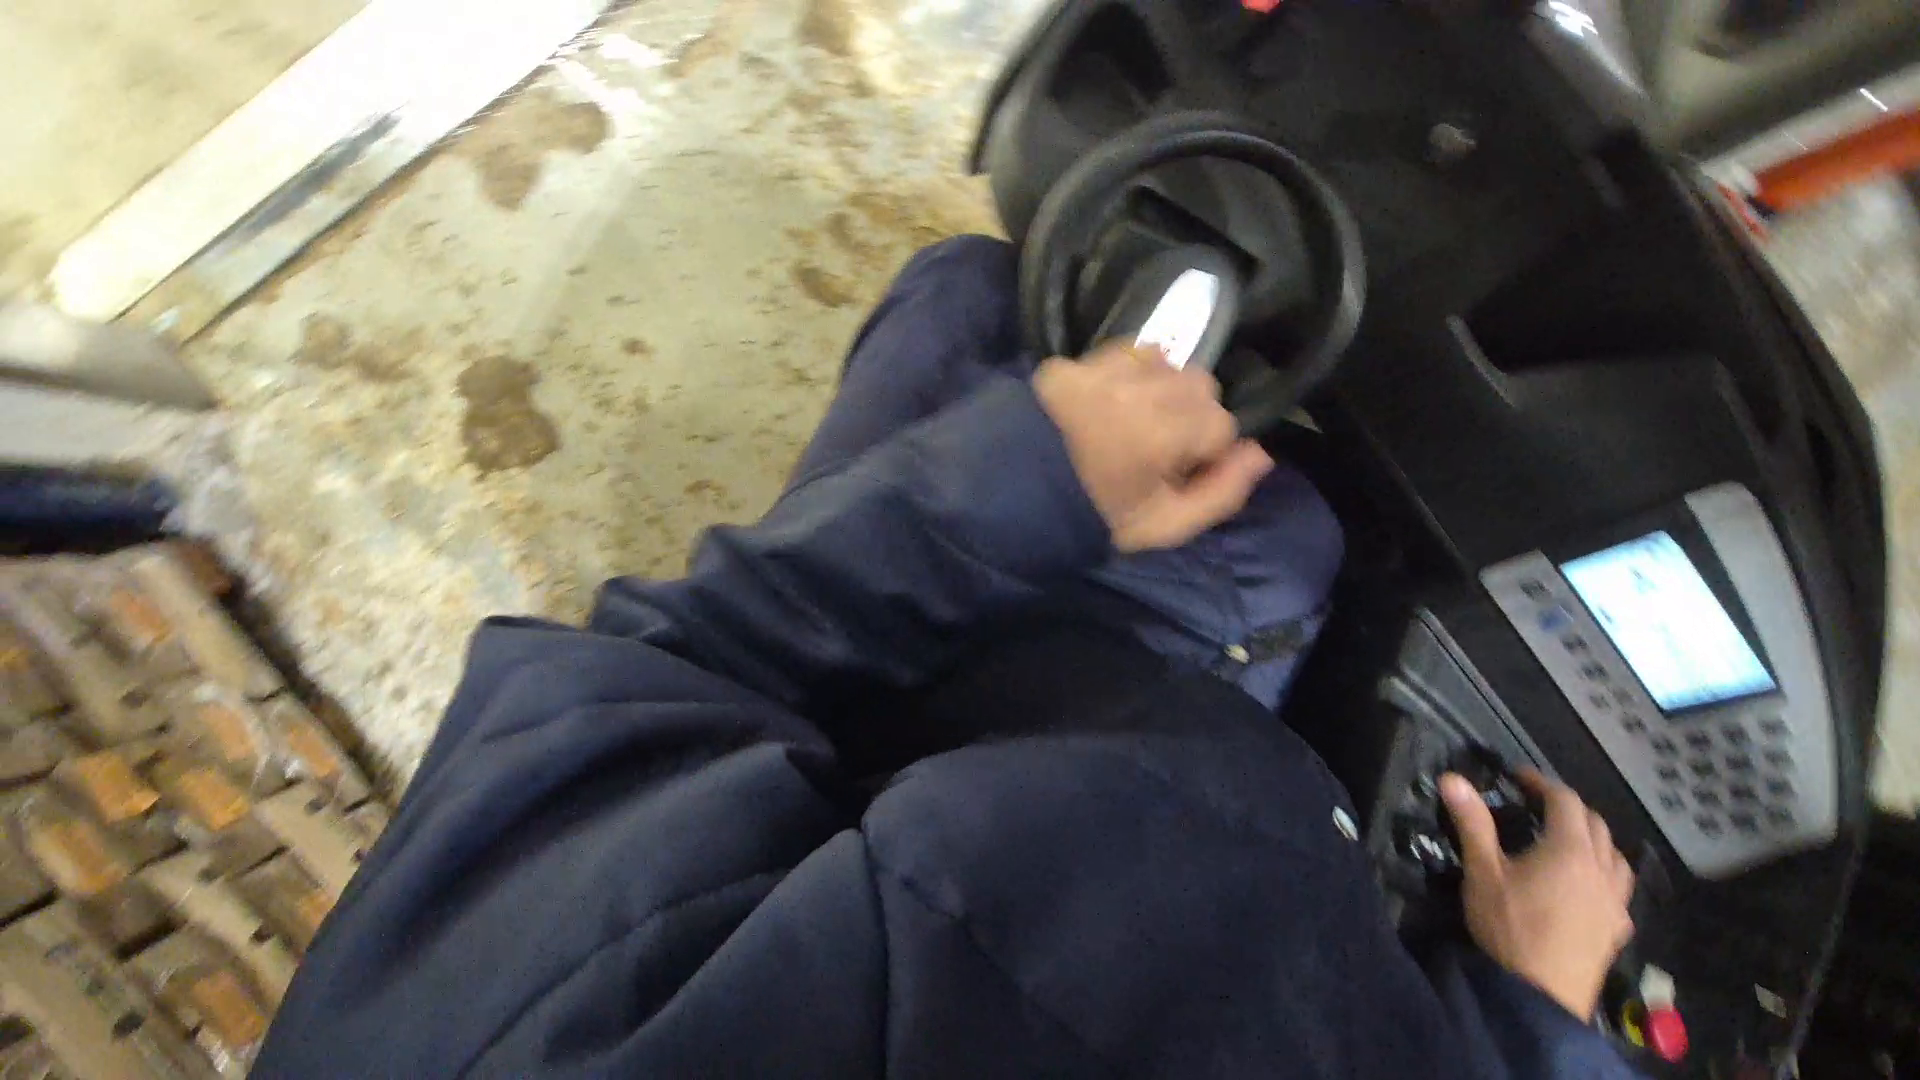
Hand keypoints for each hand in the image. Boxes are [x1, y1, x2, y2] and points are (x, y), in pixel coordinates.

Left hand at [1032, 342, 1272, 552]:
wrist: (1023, 499)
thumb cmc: (1101, 516)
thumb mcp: (1165, 526)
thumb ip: (1221, 493)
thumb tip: (1261, 454)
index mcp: (1159, 435)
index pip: (1221, 424)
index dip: (1203, 451)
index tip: (1175, 470)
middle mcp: (1134, 392)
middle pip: (1199, 386)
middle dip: (1187, 416)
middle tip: (1156, 445)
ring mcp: (1099, 372)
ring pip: (1167, 363)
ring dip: (1162, 389)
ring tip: (1133, 422)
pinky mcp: (1072, 363)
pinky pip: (1126, 352)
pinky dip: (1131, 372)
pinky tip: (1114, 401)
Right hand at [1441, 769, 1634, 1020]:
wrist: (1538, 992)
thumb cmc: (1508, 925)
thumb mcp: (1482, 871)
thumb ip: (1472, 822)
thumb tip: (1452, 778)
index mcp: (1569, 851)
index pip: (1565, 801)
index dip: (1542, 783)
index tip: (1517, 777)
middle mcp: (1601, 871)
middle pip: (1596, 825)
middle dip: (1568, 807)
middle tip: (1536, 805)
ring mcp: (1614, 902)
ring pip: (1616, 856)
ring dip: (1593, 838)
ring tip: (1566, 840)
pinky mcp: (1617, 928)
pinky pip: (1619, 887)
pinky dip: (1604, 871)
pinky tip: (1585, 884)